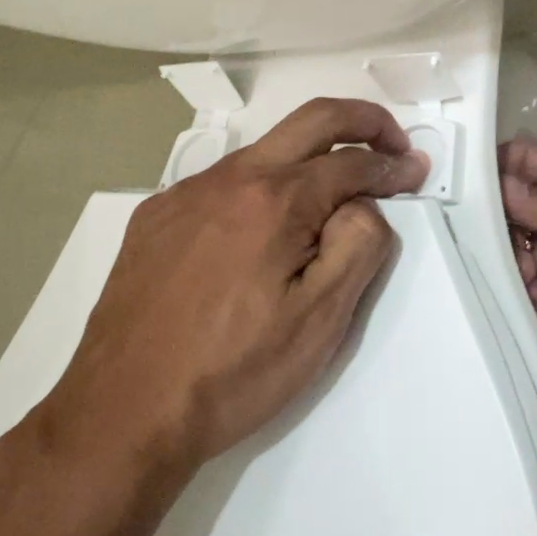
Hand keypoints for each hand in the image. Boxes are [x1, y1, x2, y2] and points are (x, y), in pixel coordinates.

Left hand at [0, 98, 427, 535]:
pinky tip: (259, 234)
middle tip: (391, 143)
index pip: (352, 162)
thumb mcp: (321, 320)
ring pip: (264, 151)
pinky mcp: (155, 217)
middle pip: (312, 119)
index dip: (392, 166)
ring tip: (329, 199)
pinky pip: (223, 182)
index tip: (415, 172)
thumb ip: (360, 243)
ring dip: (310, 157)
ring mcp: (185, 193)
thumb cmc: (233, 373)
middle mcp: (229, 178)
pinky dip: (261, 187)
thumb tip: (362, 203)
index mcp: (275, 200)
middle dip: (363, 121)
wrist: (121, 416)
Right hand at [501, 138, 536, 379]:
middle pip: (509, 204)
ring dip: (512, 257)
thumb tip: (499, 184)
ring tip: (534, 272)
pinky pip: (517, 282)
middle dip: (497, 216)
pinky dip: (527, 288)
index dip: (500, 161)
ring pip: (507, 244)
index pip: (529, 160)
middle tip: (495, 232)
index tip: (469, 172)